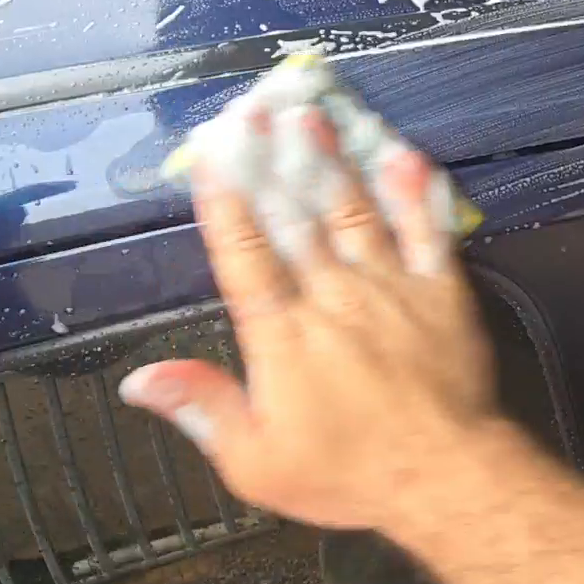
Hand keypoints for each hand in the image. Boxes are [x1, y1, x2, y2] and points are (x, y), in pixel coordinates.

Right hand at [118, 108, 500, 530]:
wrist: (443, 471)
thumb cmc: (348, 470)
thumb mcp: (258, 462)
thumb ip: (205, 407)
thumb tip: (140, 378)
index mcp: (285, 334)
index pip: (245, 255)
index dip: (226, 202)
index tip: (214, 155)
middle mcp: (335, 296)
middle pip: (298, 219)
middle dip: (274, 162)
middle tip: (257, 112)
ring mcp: (392, 285)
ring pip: (355, 212)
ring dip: (333, 162)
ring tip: (314, 118)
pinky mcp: (441, 288)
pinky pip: (429, 232)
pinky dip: (416, 194)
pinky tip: (406, 156)